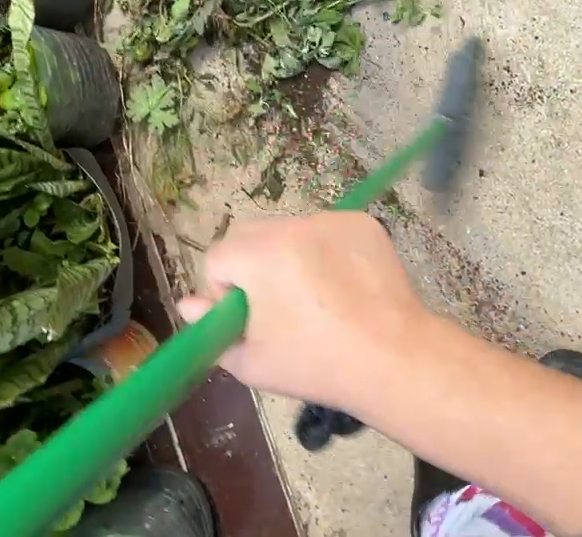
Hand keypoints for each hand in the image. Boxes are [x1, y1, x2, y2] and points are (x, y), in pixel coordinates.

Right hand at [176, 213, 432, 409]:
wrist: (392, 355)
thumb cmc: (315, 362)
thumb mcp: (252, 360)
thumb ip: (212, 329)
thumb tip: (188, 304)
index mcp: (261, 254)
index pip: (218, 257)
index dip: (224, 290)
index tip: (248, 318)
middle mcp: (294, 224)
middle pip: (251, 235)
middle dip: (251, 266)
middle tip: (277, 308)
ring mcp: (332, 219)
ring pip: (289, 231)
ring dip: (288, 256)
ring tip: (315, 298)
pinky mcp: (362, 223)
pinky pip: (326, 230)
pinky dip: (325, 251)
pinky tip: (342, 285)